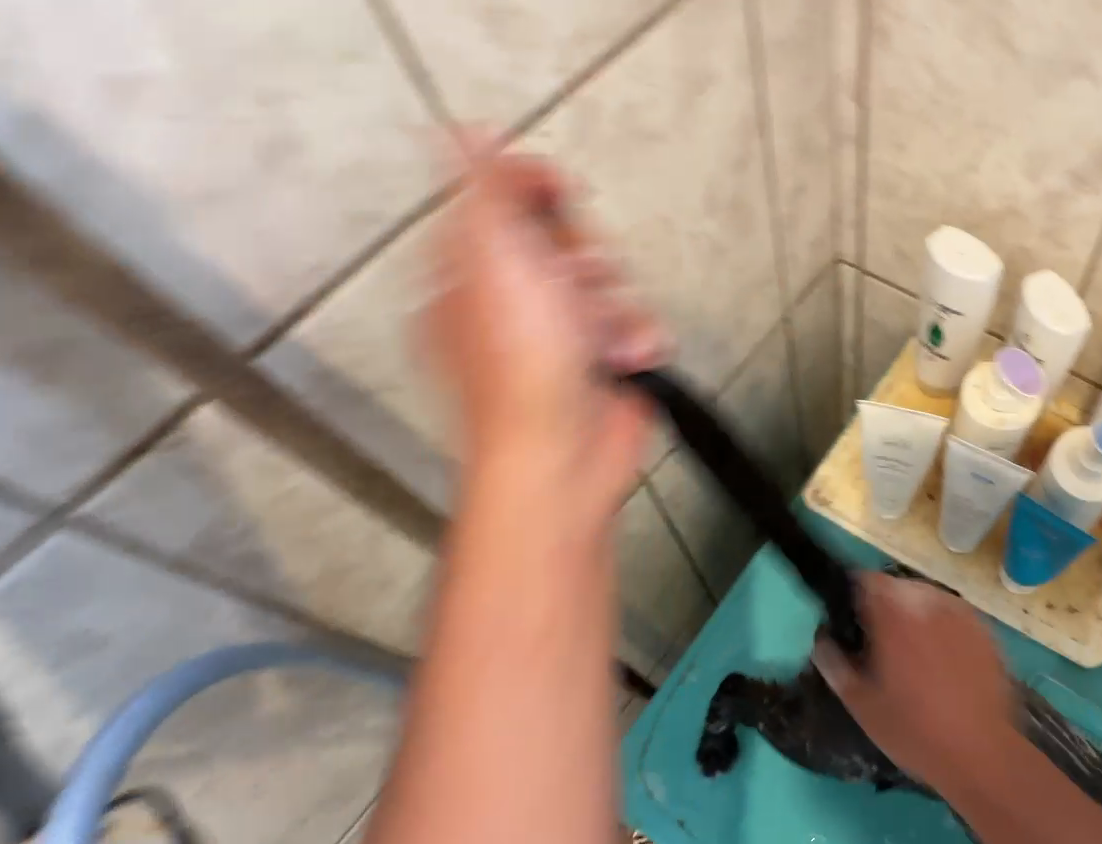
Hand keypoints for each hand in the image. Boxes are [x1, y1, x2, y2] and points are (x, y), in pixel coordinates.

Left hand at [424, 146, 668, 522]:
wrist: (562, 455)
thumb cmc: (519, 365)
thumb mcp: (493, 257)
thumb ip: (484, 189)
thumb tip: (462, 130)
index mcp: (471, 273)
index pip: (504, 203)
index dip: (534, 189)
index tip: (558, 191)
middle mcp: (518, 300)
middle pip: (568, 239)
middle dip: (584, 259)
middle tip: (573, 285)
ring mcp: (567, 334)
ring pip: (612, 282)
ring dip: (616, 305)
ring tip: (602, 339)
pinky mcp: (610, 361)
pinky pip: (639, 323)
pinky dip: (639, 339)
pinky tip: (625, 359)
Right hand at [812, 574, 1020, 792]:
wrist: (980, 753)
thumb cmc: (912, 730)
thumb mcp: (860, 702)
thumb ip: (834, 663)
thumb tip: (822, 640)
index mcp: (894, 613)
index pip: (864, 580)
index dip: (851, 596)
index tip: (847, 621)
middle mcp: (929, 602)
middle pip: (897, 587)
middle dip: (883, 605)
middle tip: (875, 641)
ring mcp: (963, 614)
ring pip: (927, 599)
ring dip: (913, 614)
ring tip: (908, 650)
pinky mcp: (986, 631)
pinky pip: (954, 617)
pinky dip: (941, 627)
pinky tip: (940, 659)